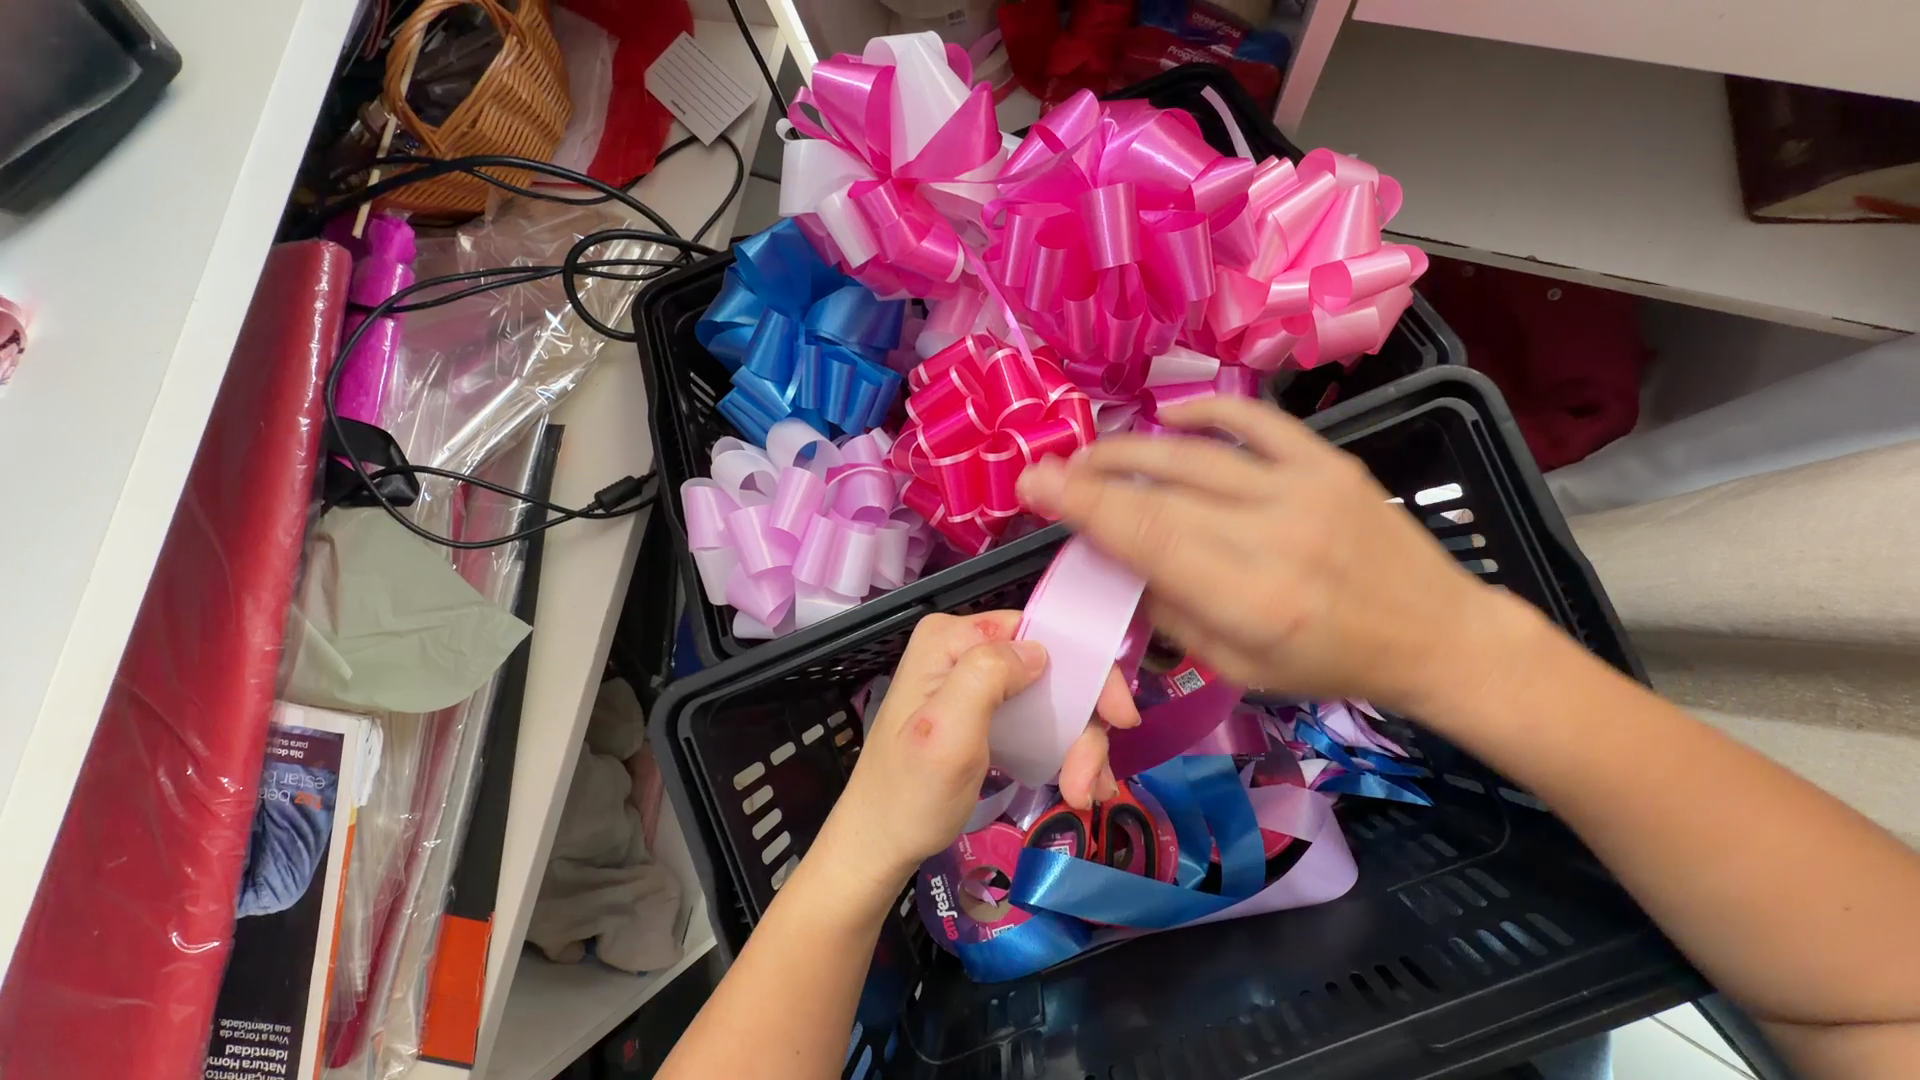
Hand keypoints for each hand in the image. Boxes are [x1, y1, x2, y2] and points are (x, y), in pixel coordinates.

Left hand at [821, 611, 1139, 889]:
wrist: (880, 845)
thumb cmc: (910, 794)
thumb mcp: (947, 732)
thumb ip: (987, 676)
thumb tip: (1040, 650)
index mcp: (951, 639)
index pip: (1039, 631)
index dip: (1086, 669)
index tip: (1117, 720)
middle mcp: (964, 649)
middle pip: (1052, 668)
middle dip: (1082, 724)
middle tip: (1091, 779)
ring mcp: (974, 682)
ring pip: (1052, 697)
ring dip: (1077, 746)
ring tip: (1081, 793)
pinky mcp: (984, 712)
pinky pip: (1038, 718)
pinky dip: (1063, 751)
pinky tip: (1076, 787)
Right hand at [1015, 395, 1533, 716]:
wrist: (1435, 634)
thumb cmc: (1328, 664)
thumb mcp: (1238, 667)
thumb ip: (1170, 613)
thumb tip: (1113, 561)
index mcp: (1249, 600)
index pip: (1146, 539)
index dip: (1083, 507)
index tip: (1035, 484)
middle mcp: (1273, 535)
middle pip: (1161, 491)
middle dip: (1093, 476)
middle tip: (1052, 471)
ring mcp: (1305, 489)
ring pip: (1196, 453)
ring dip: (1133, 450)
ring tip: (1093, 455)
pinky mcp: (1329, 462)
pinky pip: (1257, 421)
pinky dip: (1207, 410)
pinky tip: (1170, 416)